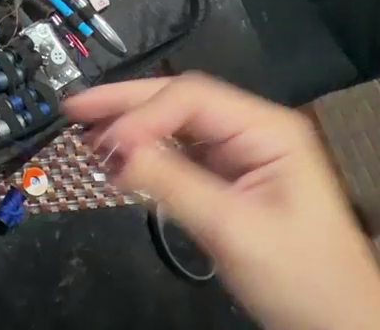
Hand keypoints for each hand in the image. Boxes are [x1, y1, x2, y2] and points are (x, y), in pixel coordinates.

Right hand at [67, 74, 379, 329]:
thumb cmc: (304, 280)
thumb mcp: (234, 230)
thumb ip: (172, 182)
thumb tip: (115, 149)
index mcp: (267, 127)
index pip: (191, 98)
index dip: (143, 112)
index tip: (107, 141)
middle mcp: (251, 129)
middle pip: (178, 101)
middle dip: (126, 104)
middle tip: (75, 108)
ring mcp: (240, 153)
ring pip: (174, 124)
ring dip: (132, 127)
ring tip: (86, 132)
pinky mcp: (228, 178)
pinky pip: (179, 153)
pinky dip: (146, 153)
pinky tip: (118, 157)